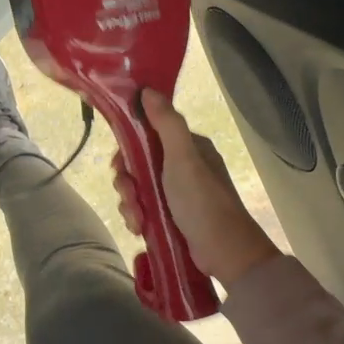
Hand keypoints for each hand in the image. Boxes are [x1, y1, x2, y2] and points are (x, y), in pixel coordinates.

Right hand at [115, 89, 280, 288]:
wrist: (225, 253)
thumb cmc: (203, 202)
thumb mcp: (183, 158)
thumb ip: (166, 123)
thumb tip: (147, 90)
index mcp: (188, 147)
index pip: (145, 135)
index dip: (127, 148)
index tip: (118, 164)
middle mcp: (181, 165)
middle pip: (136, 163)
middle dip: (126, 182)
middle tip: (129, 196)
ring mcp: (176, 192)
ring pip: (136, 188)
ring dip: (129, 203)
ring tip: (137, 219)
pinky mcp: (170, 214)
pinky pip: (141, 207)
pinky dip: (136, 217)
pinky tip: (140, 228)